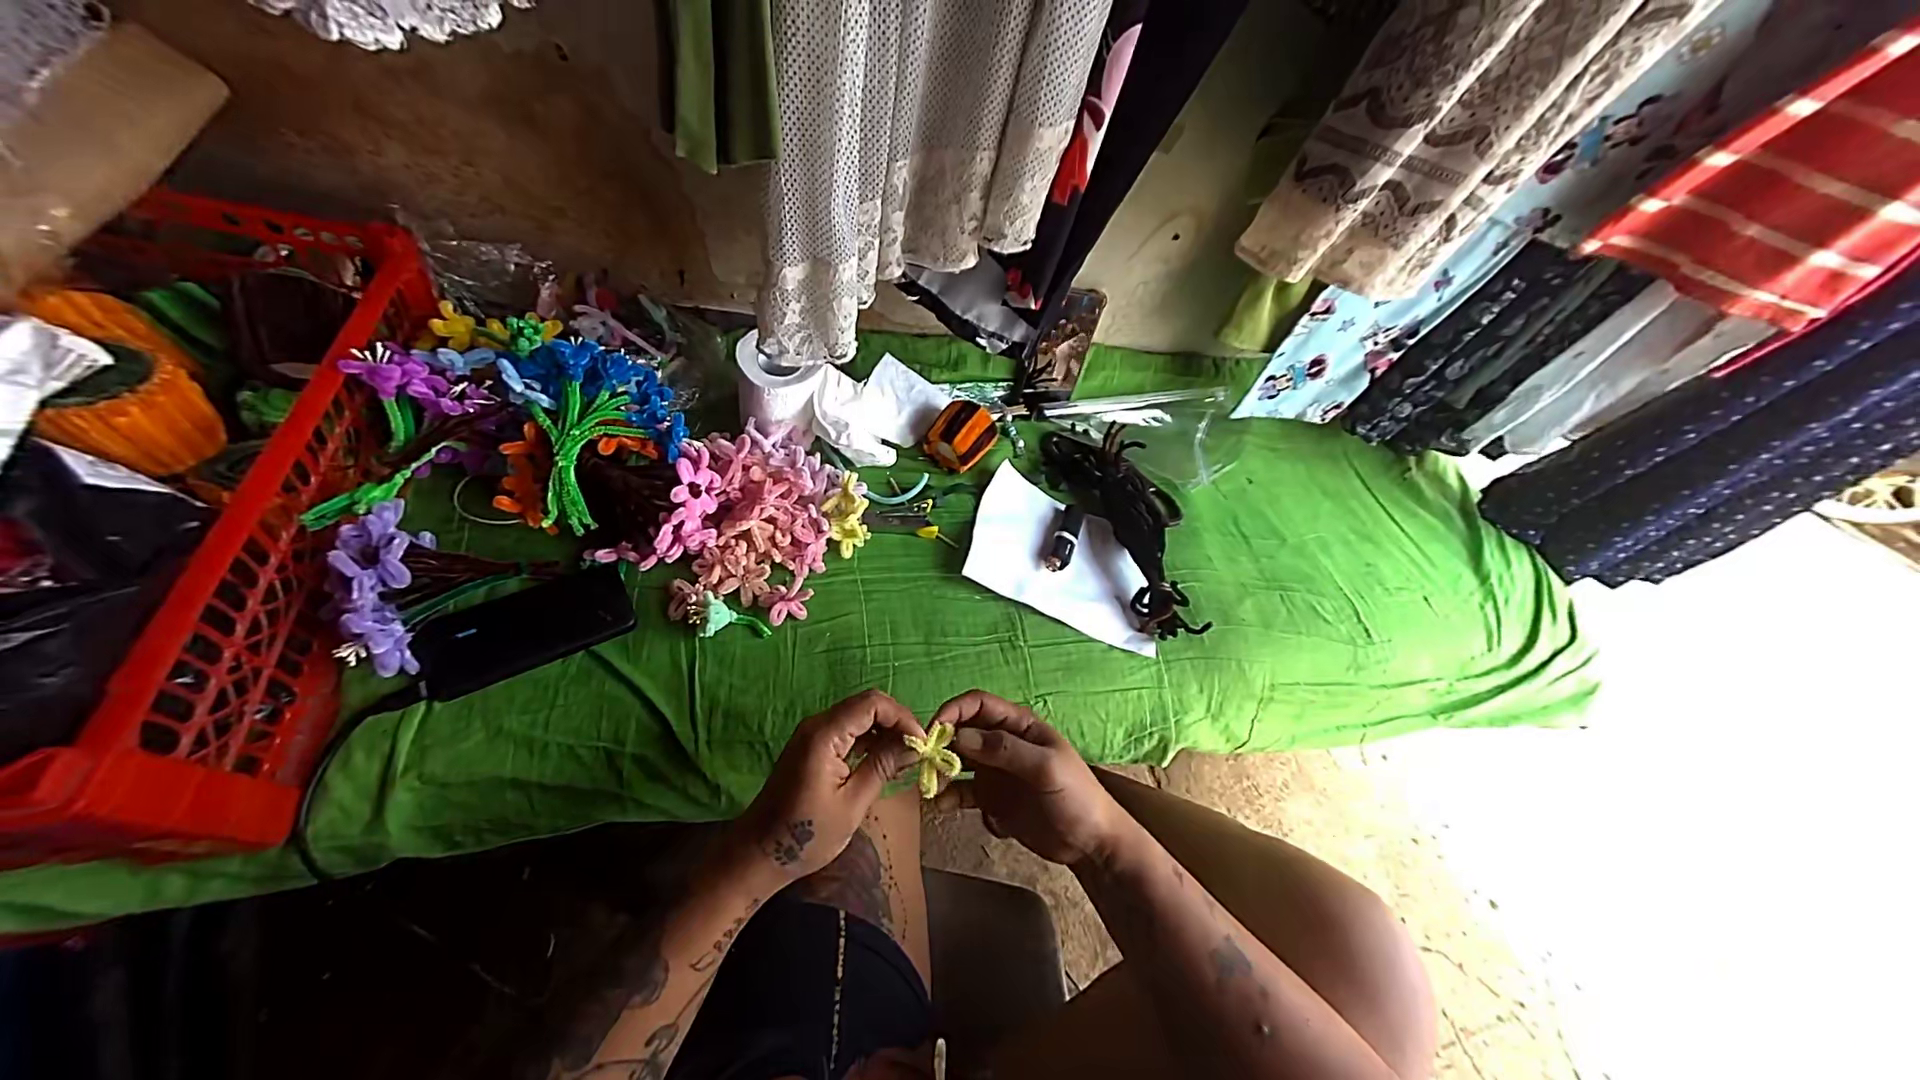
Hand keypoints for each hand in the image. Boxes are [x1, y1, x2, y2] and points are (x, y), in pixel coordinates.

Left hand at [730, 689, 924, 884]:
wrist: (760, 852)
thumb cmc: (807, 834)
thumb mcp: (853, 803)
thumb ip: (883, 766)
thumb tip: (914, 745)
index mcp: (824, 735)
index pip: (873, 703)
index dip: (902, 717)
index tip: (921, 743)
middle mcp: (817, 725)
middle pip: (867, 705)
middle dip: (897, 723)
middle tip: (917, 750)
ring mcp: (813, 734)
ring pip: (859, 716)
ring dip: (885, 731)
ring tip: (906, 757)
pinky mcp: (813, 746)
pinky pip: (848, 730)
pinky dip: (870, 740)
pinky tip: (885, 760)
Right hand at [932, 690, 1129, 866]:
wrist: (1091, 843)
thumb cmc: (1076, 796)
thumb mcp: (1046, 767)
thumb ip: (1005, 750)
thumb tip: (960, 736)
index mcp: (1018, 726)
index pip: (978, 704)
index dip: (953, 711)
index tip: (932, 731)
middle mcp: (1002, 743)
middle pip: (961, 732)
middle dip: (940, 744)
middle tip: (924, 765)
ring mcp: (995, 771)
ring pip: (957, 761)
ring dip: (940, 771)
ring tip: (930, 788)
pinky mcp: (991, 798)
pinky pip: (962, 792)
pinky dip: (949, 796)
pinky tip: (942, 806)